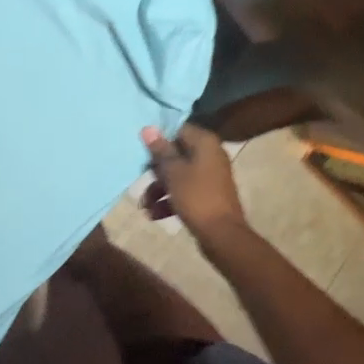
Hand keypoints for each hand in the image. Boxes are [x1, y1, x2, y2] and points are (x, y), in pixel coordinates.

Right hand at [140, 124, 246, 240]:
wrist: (222, 236)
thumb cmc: (196, 197)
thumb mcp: (173, 172)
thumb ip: (160, 150)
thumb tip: (148, 127)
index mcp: (205, 142)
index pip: (177, 130)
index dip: (158, 140)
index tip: (143, 152)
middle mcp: (210, 154)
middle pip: (176, 154)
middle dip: (156, 171)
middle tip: (141, 181)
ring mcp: (210, 176)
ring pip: (178, 175)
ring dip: (159, 190)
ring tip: (145, 206)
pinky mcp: (208, 195)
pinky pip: (186, 191)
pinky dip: (171, 200)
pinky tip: (155, 215)